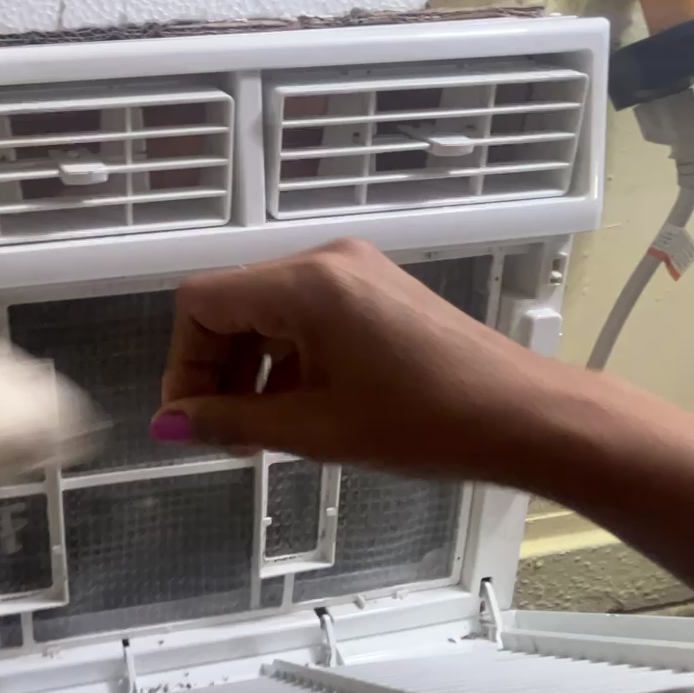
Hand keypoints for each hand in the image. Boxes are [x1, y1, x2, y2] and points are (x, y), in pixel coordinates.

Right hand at [152, 239, 567, 477]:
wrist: (528, 417)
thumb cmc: (422, 425)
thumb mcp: (313, 429)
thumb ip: (229, 421)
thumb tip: (164, 426)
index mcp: (304, 284)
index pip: (200, 303)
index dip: (183, 362)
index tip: (190, 417)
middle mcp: (322, 260)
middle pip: (230, 304)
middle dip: (215, 369)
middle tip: (222, 432)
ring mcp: (350, 269)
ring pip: (263, 311)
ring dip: (248, 367)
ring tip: (257, 428)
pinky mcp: (371, 288)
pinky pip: (300, 314)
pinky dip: (283, 358)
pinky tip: (296, 405)